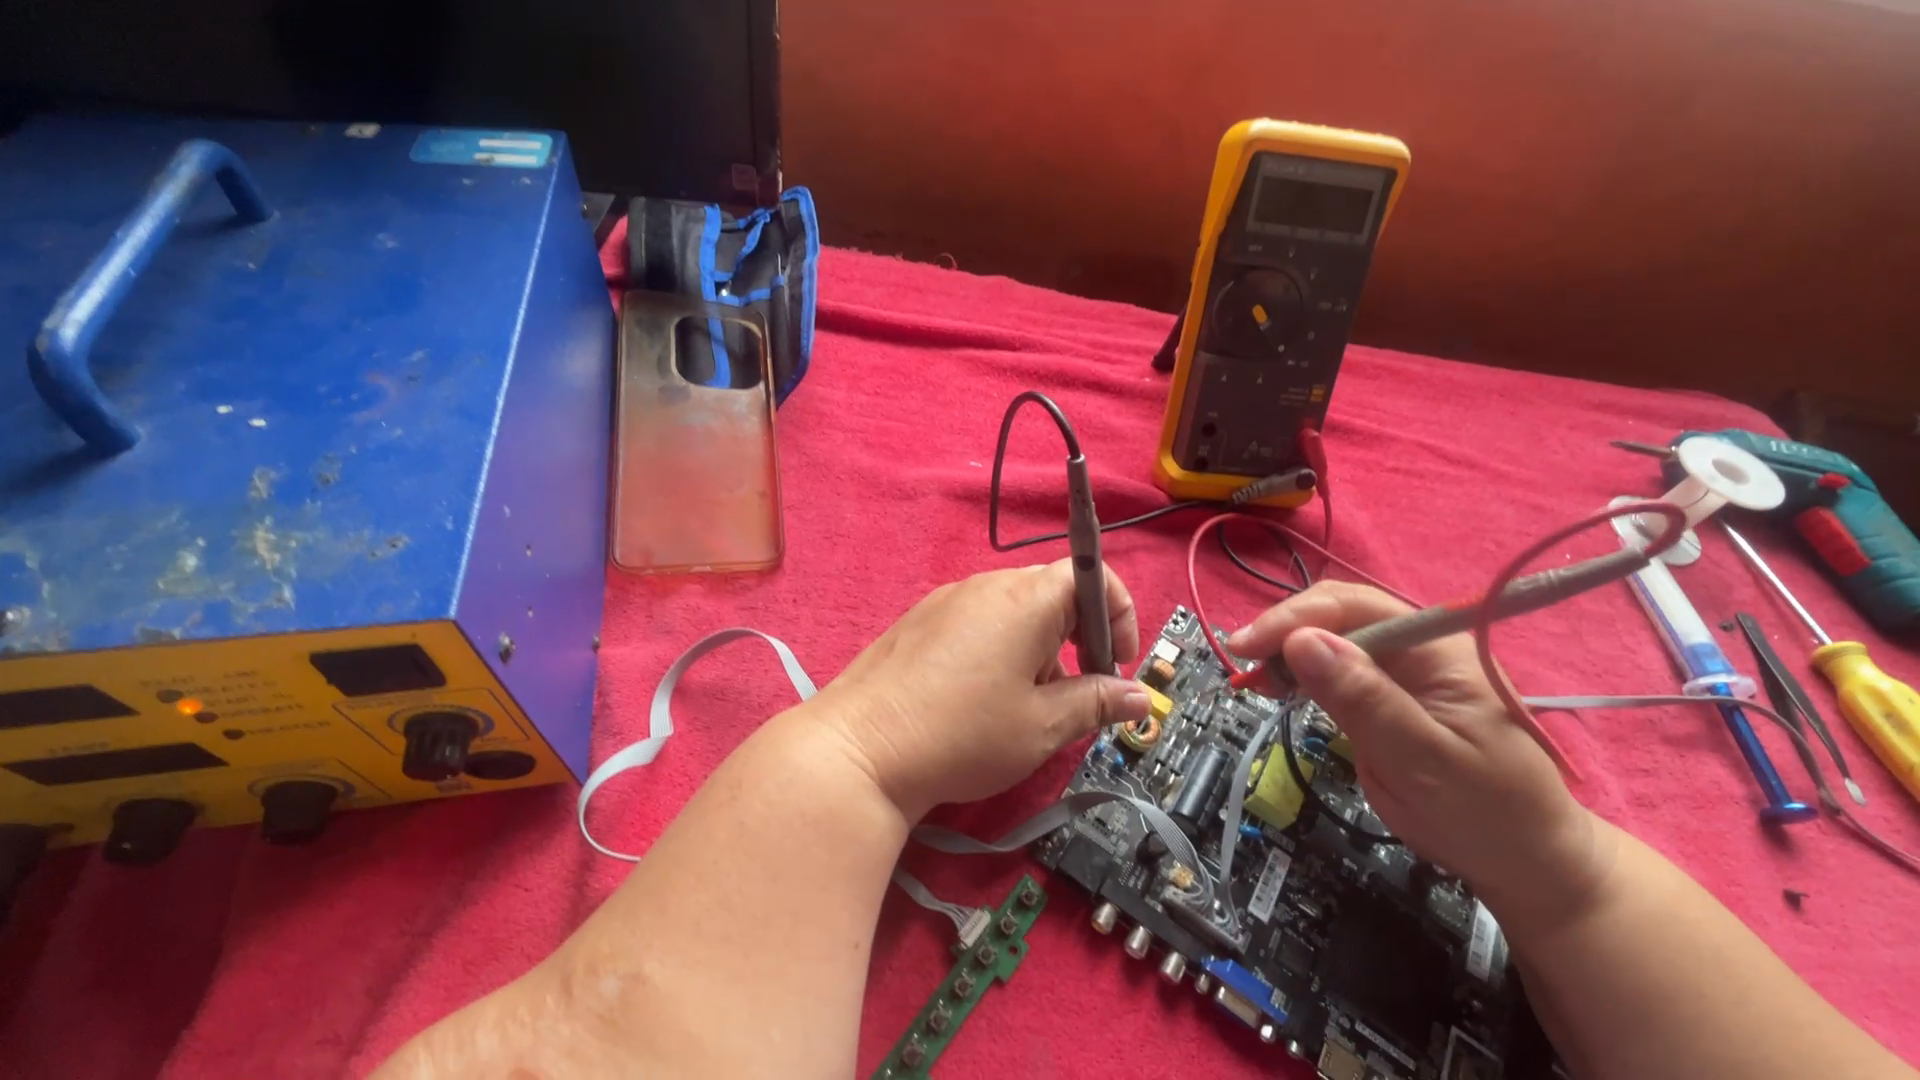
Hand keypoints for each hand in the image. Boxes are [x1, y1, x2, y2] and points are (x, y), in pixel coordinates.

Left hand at [809, 560, 1148, 820]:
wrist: (858, 750)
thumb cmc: (962, 734)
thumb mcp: (1042, 726)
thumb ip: (1097, 703)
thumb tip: (1138, 696)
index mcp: (1025, 599)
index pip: (1091, 575)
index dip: (1119, 615)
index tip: (1118, 665)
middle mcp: (985, 586)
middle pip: (1051, 593)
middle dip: (1078, 639)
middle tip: (1075, 693)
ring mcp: (946, 601)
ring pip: (1014, 612)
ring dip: (1038, 650)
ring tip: (1025, 709)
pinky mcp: (919, 623)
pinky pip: (977, 623)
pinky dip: (999, 651)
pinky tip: (981, 702)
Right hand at [1227, 582, 1615, 926]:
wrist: (1522, 860)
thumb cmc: (1486, 812)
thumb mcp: (1422, 758)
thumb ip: (1364, 699)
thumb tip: (1300, 641)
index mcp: (1437, 647)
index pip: (1355, 605)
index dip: (1296, 617)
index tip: (1248, 645)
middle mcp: (1416, 647)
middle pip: (1337, 614)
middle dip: (1285, 631)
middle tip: (1242, 665)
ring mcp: (1399, 671)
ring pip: (1328, 640)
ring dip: (1285, 652)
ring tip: (1254, 681)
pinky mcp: (1383, 696)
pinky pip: (1333, 670)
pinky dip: (1298, 675)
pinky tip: (1277, 689)